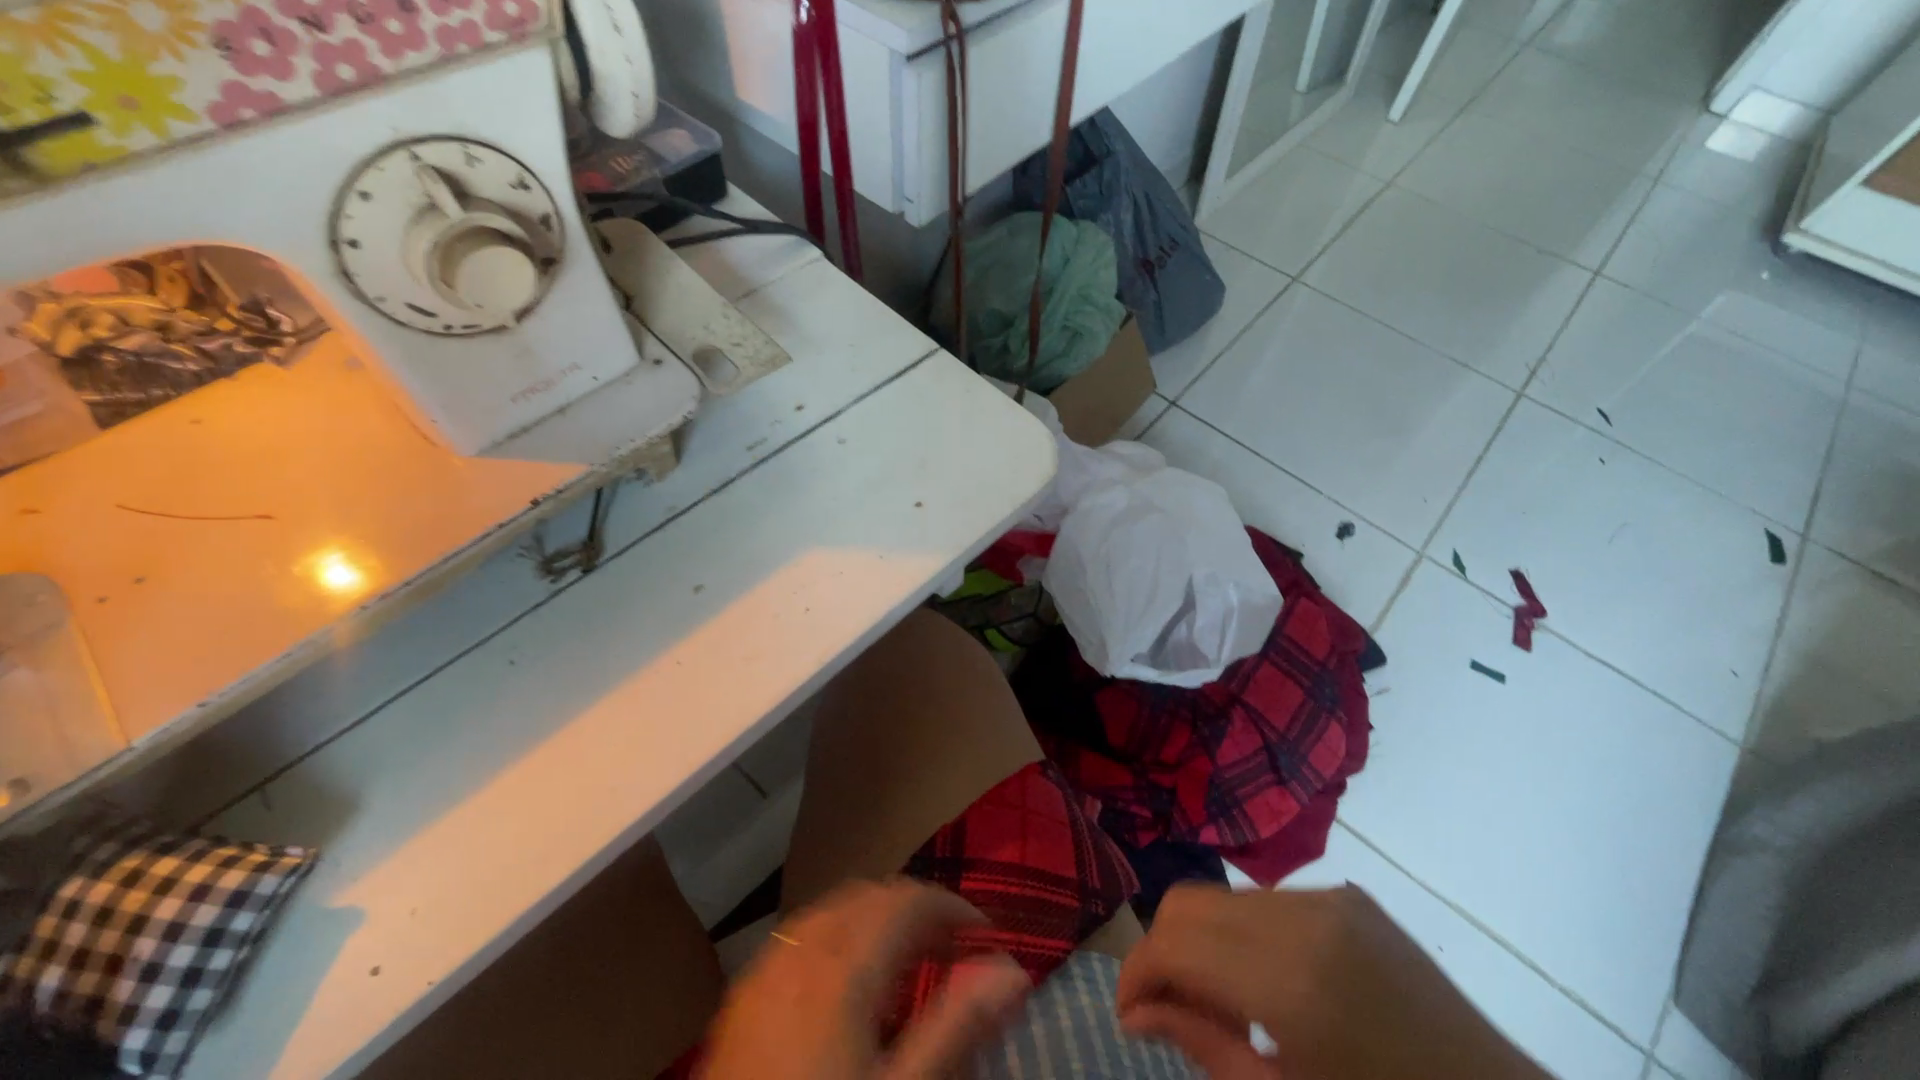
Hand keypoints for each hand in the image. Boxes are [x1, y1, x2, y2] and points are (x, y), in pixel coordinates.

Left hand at [699, 879, 1030, 1079]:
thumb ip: (959, 1025)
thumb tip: (1011, 971)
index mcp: (844, 963)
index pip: (908, 900)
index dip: (953, 907)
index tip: (986, 936)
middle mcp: (802, 949)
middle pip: (869, 897)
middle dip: (916, 911)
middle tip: (953, 950)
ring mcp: (765, 970)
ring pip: (831, 913)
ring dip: (875, 923)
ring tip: (907, 966)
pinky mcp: (743, 998)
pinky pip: (800, 940)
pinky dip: (836, 941)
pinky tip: (845, 990)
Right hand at [1115, 884, 1549, 1079]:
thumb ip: (1201, 1045)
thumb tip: (1135, 1012)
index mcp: (1290, 982)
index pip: (1172, 943)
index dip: (1135, 975)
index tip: (1131, 1019)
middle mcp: (1305, 918)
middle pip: (1187, 905)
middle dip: (1162, 954)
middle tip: (1174, 1014)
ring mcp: (1333, 900)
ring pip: (1223, 899)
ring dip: (1202, 943)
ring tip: (1226, 1006)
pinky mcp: (1352, 898)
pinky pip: (1267, 902)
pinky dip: (1244, 935)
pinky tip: (1269, 987)